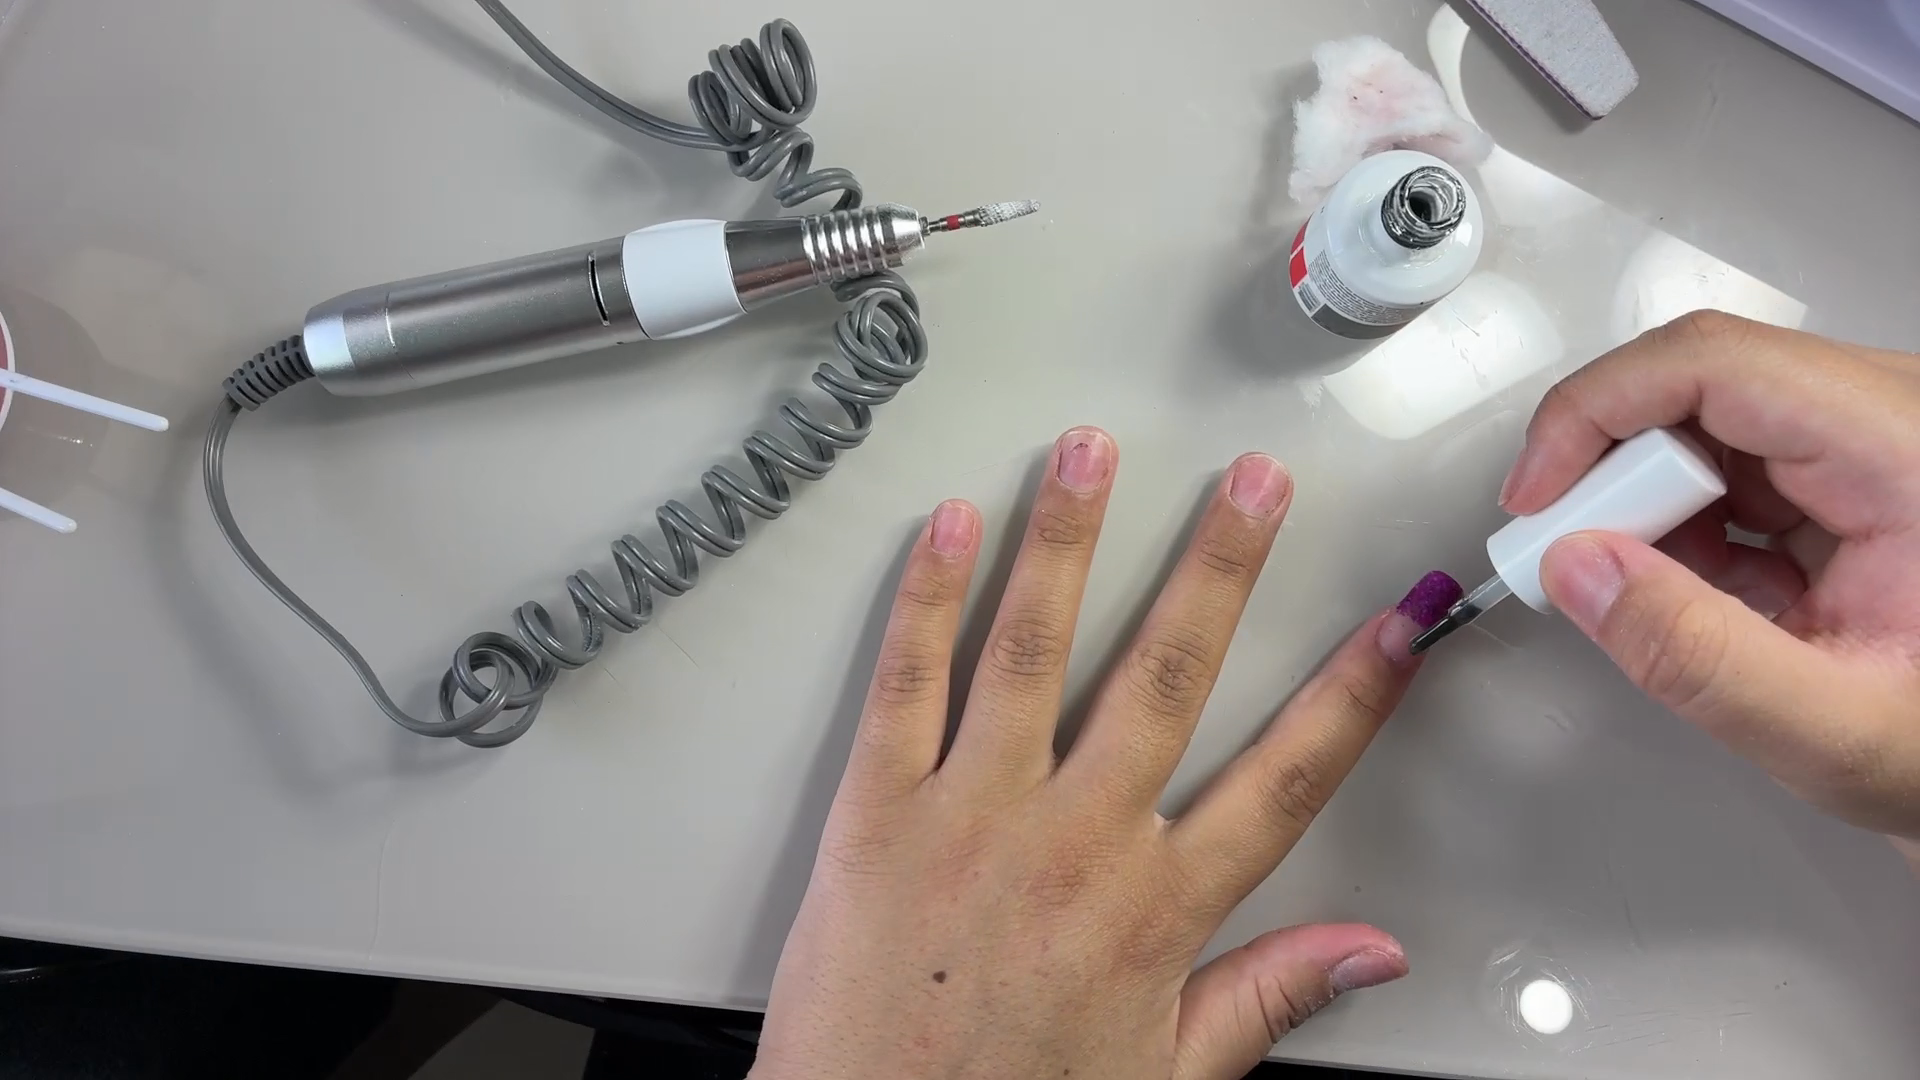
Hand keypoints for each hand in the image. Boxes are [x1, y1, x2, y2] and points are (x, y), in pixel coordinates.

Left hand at [753, 428, 1439, 1079]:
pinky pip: (909, 678)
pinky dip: (930, 594)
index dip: (1353, 693)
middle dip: (1220, 565)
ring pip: (1034, 645)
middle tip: (1252, 482)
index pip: (1285, 779)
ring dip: (1070, 540)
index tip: (1395, 620)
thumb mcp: (1161, 1077)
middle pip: (1166, 674)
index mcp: (1152, 907)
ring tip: (1091, 456)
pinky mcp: (879, 803)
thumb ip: (1266, 999)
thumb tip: (1371, 950)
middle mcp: (1074, 839)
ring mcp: (972, 809)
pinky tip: (955, 525)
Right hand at [1506, 312, 1919, 842]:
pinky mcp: (1846, 476)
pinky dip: (1671, 526)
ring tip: (1655, 585)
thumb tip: (1574, 566)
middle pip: (1690, 391)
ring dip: (1635, 506)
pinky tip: (1699, 586)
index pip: (1714, 366)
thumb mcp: (1839, 733)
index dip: (1590, 415)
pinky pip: (1717, 467)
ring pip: (1692, 427)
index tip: (1535, 497)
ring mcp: (1874, 447)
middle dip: (1605, 475)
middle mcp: (1902, 428)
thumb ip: (1696, 654)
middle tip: (1579, 554)